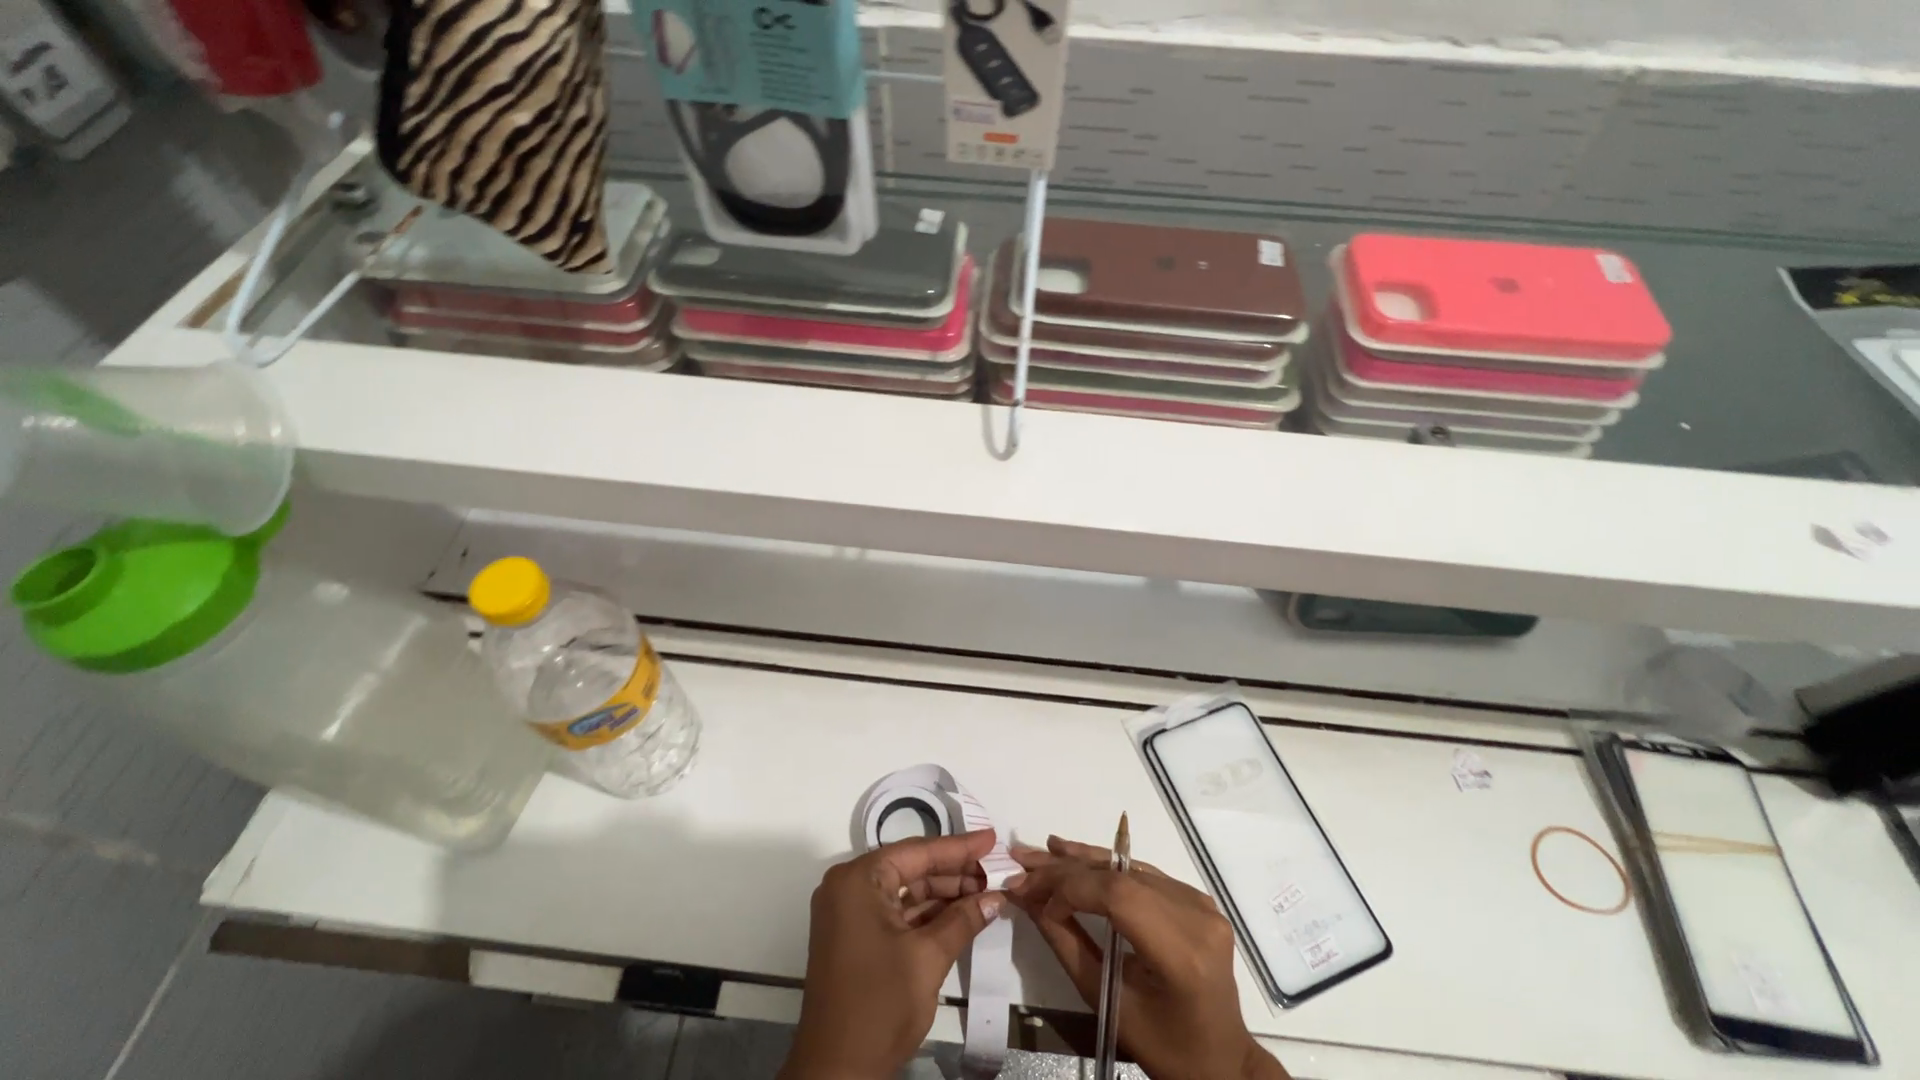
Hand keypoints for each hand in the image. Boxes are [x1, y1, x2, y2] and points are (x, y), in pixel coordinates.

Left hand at [780, 830, 1006, 1079]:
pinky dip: (928, 914)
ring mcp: (849, 914)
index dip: (959, 847)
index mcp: (857, 881)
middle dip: (954, 872)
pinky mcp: (855, 937)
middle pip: (910, 868)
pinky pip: (896, 912)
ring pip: (905, 891)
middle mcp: (848, 888)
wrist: (837, 1069)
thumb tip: (996, 896)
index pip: (916, 852)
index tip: (993, 840)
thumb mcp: (929, 957)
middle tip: (996, 872)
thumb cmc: (880, 1004)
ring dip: (944, 894)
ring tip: (987, 893)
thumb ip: (963, 919)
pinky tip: (963, 914)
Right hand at [1006, 837, 1288, 1079]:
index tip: (1034, 902)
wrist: (1219, 1058)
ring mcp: (1201, 904)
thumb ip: (1066, 944)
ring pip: (1130, 867)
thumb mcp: (1107, 1000)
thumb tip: (1026, 899)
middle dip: (1066, 869)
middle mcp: (1197, 917)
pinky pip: (1144, 874)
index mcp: (1181, 953)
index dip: (1070, 890)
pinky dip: (1107, 867)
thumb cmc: (1162, 1044)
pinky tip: (1076, 856)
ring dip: (1082, 859)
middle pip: (1121, 875)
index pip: (1117, 896)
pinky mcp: (1197, 900)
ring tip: (1041, 851)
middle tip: (1022, 864)